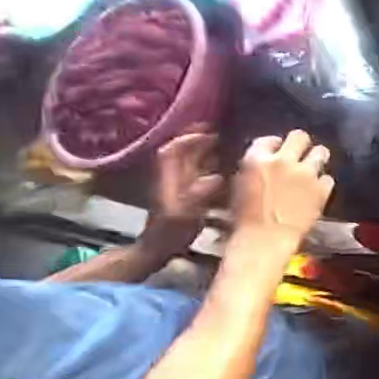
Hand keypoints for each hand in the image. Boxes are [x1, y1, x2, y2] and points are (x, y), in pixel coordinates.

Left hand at [140, 131, 223, 253]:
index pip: (174, 150)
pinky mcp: (183, 194)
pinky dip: (205, 165)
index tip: (209, 132)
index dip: (189, 138)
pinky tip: (219, 166)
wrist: (157, 249)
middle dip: (196, 138)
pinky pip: (194, 172)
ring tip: (221, 142)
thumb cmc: (171, 232)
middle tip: (217, 129)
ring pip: (187, 161)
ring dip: (201, 150)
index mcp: (168, 178)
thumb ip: (198, 195)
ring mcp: (176, 185)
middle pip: (180, 151)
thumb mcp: (186, 214)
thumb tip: (216, 177)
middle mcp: (171, 177)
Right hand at [232, 129, 333, 244]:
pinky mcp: (322, 190)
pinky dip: (323, 183)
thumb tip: (267, 161)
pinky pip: (328, 178)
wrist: (265, 239)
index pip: (270, 139)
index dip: (275, 146)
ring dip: (317, 157)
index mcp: (257, 159)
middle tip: (301, 153)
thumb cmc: (245, 217)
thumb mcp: (240, 184)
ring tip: (314, 166)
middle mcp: (283, 161)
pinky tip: (317, 189)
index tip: (277, 153)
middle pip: (300, 136)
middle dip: (301, 144)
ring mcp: (306, 174)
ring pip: (321, 152)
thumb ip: (255, 167)